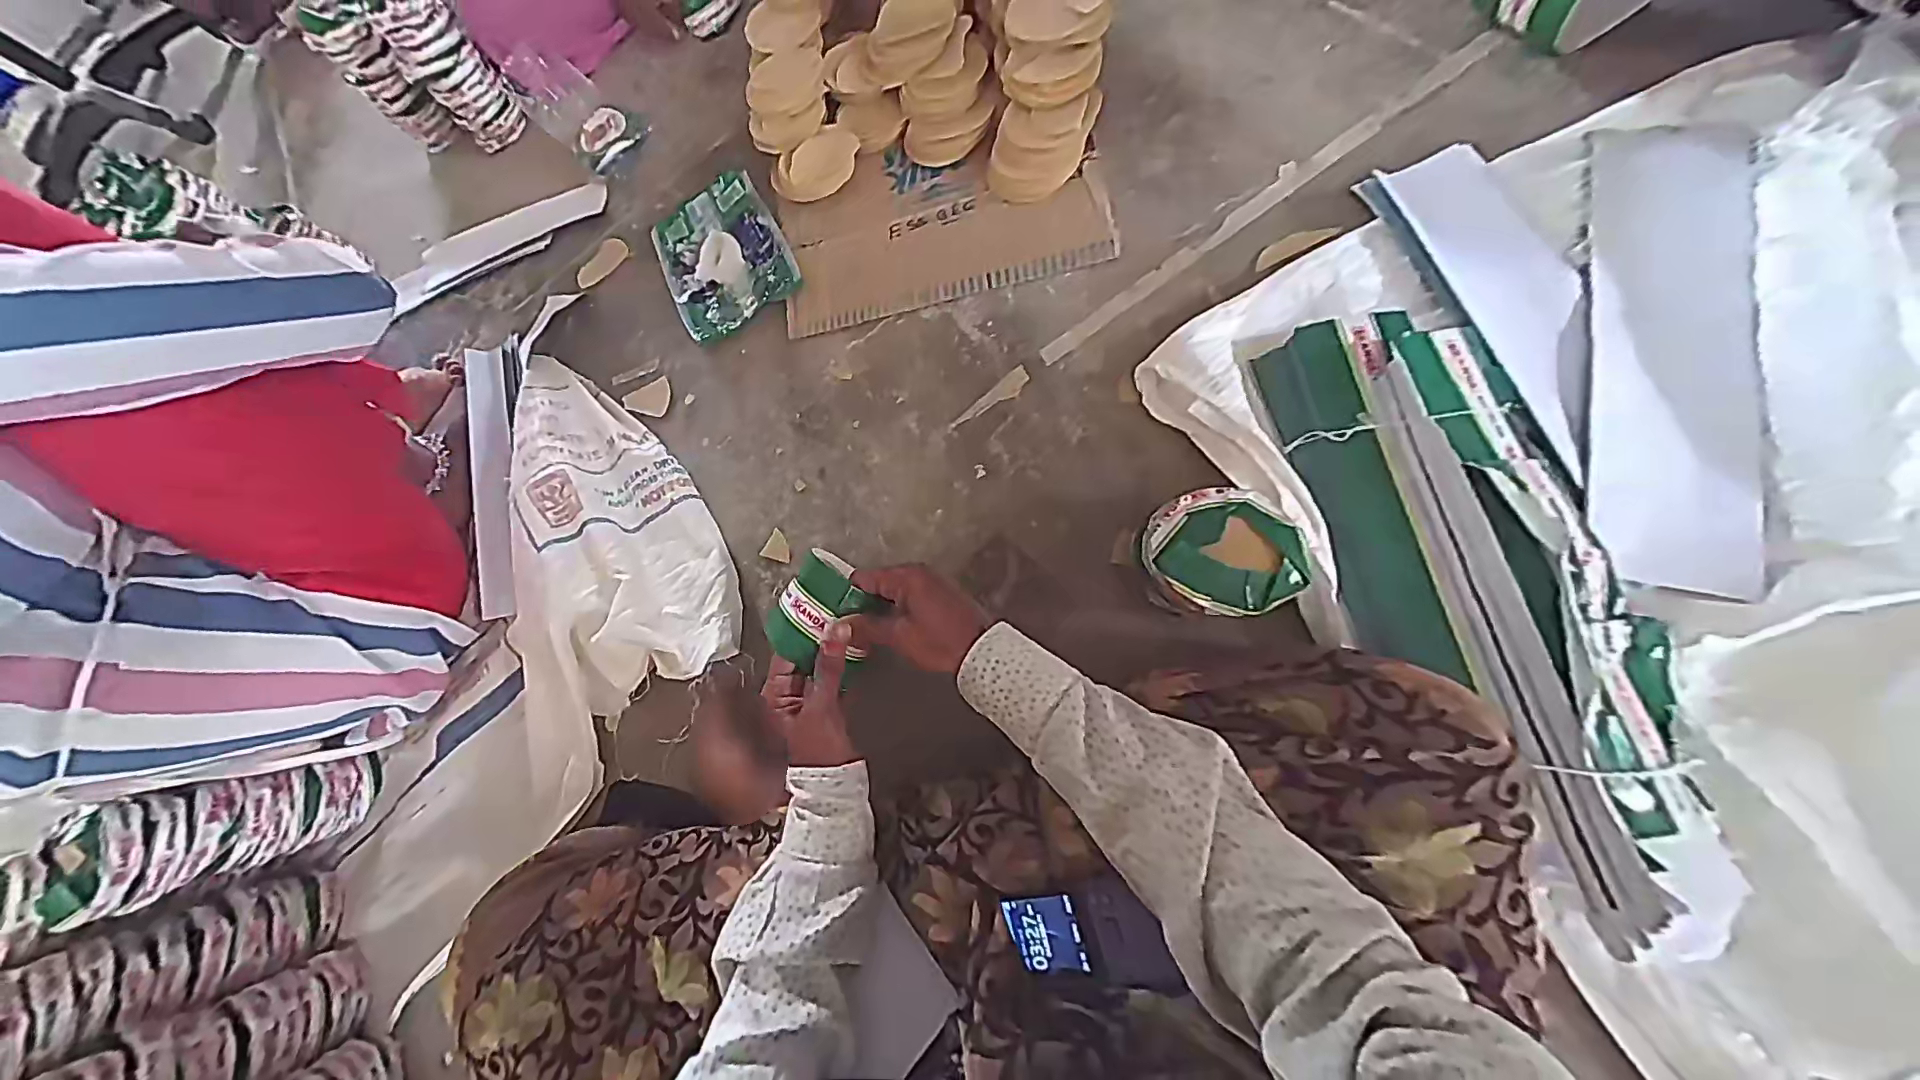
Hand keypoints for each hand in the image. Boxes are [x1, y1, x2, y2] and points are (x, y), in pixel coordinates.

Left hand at [761, 621, 858, 767]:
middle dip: (820, 640)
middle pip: (803, 661)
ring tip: (848, 629)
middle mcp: (786, 698)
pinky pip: (832, 682)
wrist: (836, 788)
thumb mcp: (822, 705)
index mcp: (773, 697)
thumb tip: (834, 631)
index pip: (787, 656)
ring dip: (833, 653)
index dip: (803, 633)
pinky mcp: (825, 712)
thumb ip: (829, 667)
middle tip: (838, 615)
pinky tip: (855, 653)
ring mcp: (806, 705)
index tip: (820, 612)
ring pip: (819, 670)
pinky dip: (842, 669)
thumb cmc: (819, 753)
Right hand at [845, 564, 990, 676]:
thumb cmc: (941, 642)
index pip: (863, 577)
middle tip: (847, 623)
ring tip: (864, 627)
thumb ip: (868, 627)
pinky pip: (909, 594)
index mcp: (906, 577)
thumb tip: (843, 624)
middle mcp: (918, 572)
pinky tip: (889, 625)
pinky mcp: (939, 593)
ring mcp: (930, 581)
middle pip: (878, 581)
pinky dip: (896, 606)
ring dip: (879, 605)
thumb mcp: (900, 637)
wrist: (982, 650)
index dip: (846, 593)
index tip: (834, 610)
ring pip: (893, 589)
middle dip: (862, 601)